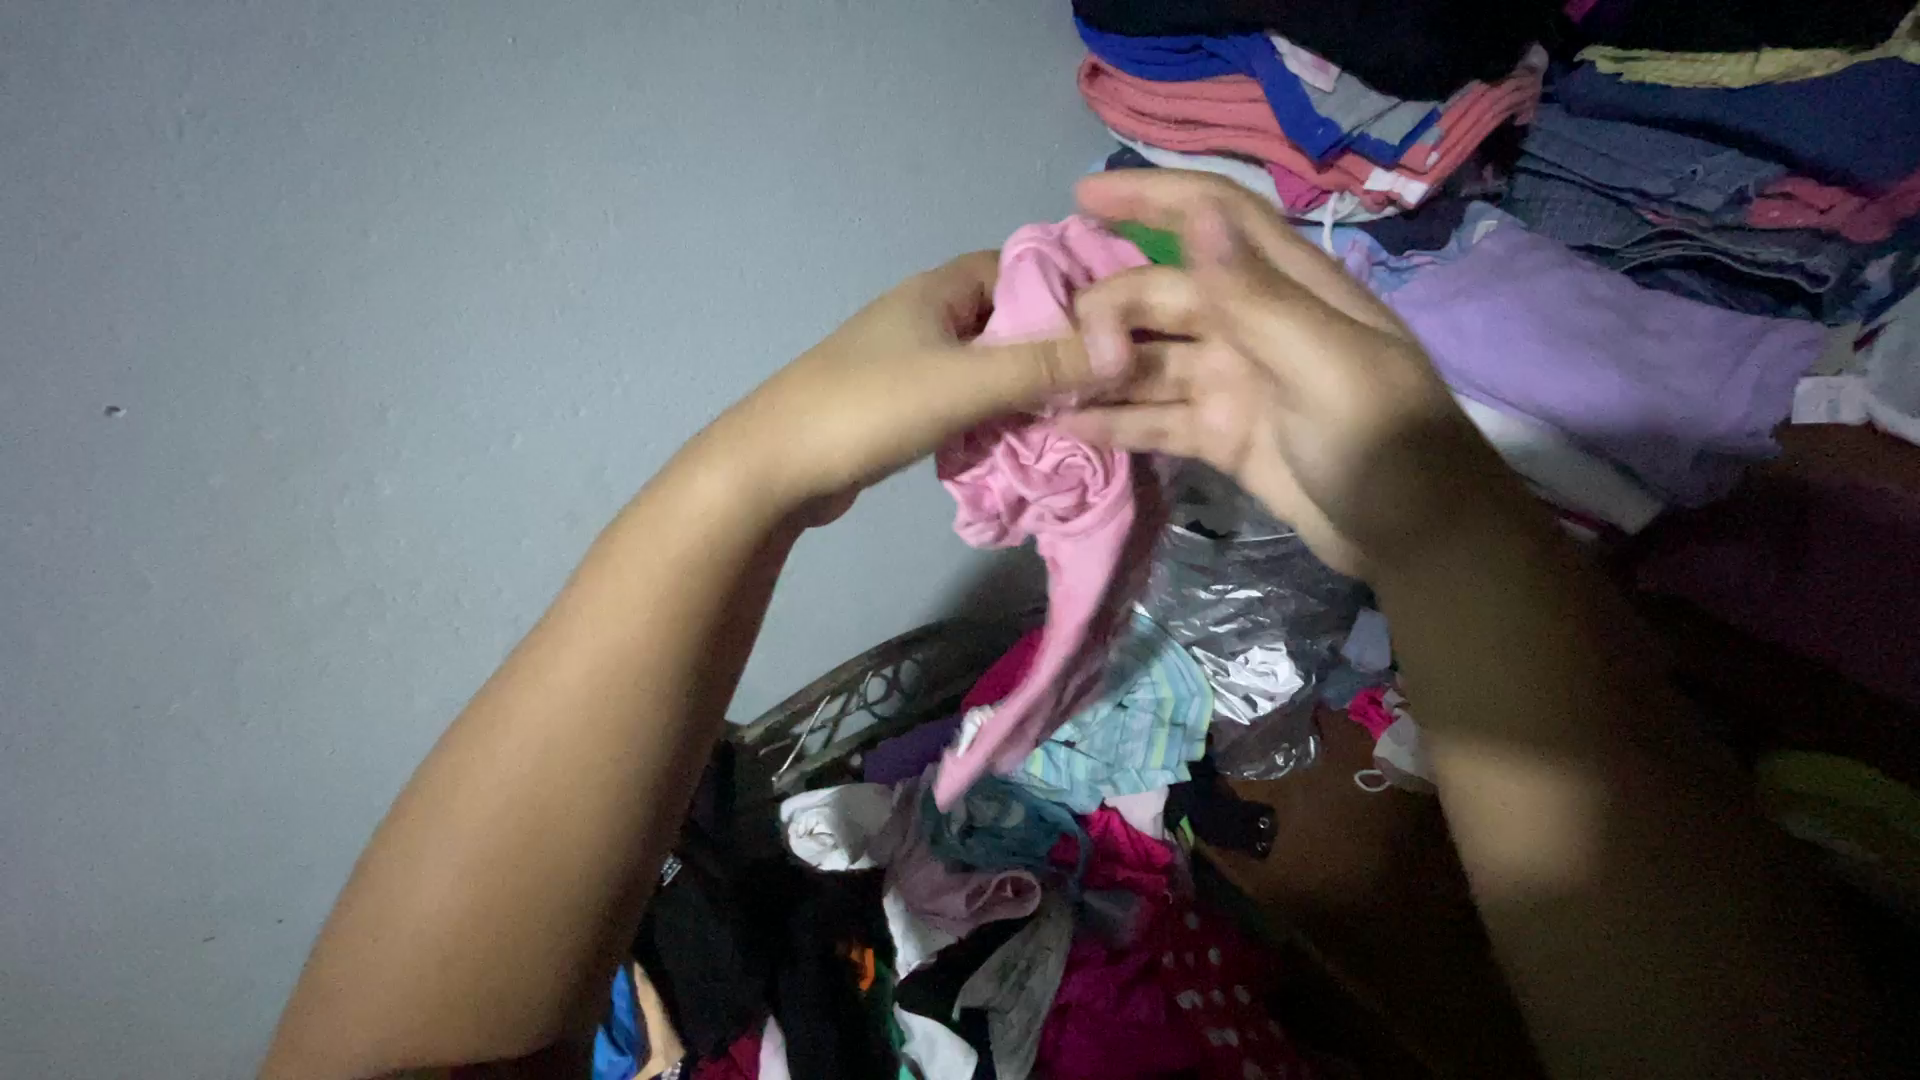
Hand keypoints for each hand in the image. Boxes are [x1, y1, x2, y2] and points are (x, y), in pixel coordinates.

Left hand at [700, 251, 1112, 521]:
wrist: (776, 468)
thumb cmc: (869, 408)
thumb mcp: (965, 383)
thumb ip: (1043, 365)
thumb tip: (1125, 345)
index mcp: (940, 290)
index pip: (1023, 268)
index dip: (1071, 290)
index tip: (1119, 326)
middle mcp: (928, 315)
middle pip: (1009, 320)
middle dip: (1054, 349)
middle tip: (1105, 381)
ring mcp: (912, 362)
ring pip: (988, 365)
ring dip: (1025, 388)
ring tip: (1074, 414)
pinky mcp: (903, 405)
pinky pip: (966, 399)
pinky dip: (994, 415)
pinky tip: (1021, 439)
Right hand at [1060, 170, 1524, 578]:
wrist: (1415, 537)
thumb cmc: (1386, 441)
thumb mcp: (1327, 363)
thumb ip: (1256, 297)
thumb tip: (1198, 216)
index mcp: (1288, 290)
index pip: (1214, 217)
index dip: (1152, 196)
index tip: (1081, 197)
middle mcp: (1251, 327)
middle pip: (1165, 297)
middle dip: (1110, 309)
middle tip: (1061, 344)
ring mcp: (1232, 383)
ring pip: (1151, 361)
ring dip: (1102, 368)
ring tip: (1044, 381)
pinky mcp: (1220, 436)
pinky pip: (1157, 420)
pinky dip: (1118, 422)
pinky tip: (1072, 426)